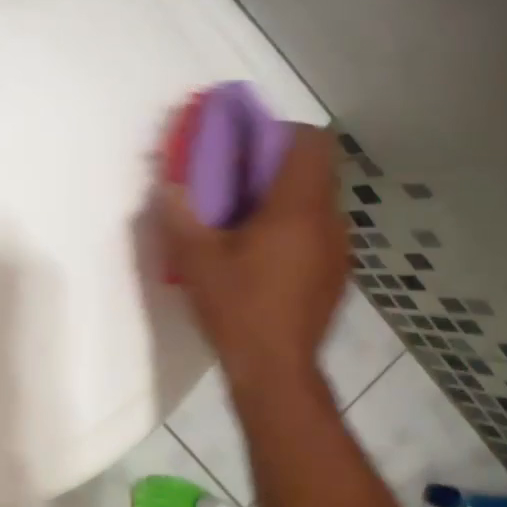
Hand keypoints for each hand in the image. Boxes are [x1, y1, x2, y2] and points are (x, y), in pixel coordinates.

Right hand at [158, 126, 348, 383]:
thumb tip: (169, 186)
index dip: (276, 135)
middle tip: (228, 190)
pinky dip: (289, 234)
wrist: (277, 372)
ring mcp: (338, 250)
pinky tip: (258, 263)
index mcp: (299, 207)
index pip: (309, 140)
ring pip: (312, 206)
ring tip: (239, 229)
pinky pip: (314, 236)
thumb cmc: (239, 310)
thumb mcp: (196, 261)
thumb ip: (180, 216)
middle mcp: (329, 221)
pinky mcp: (334, 277)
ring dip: (279, 205)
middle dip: (270, 171)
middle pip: (310, 172)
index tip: (240, 151)